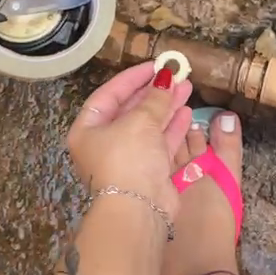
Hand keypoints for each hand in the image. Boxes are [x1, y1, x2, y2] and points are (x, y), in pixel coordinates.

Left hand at [68, 62, 194, 217]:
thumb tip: (167, 77)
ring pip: (148, 126)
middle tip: (176, 75)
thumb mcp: (140, 121)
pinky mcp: (147, 171)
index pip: (109, 94)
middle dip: (154, 92)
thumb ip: (155, 97)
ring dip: (167, 107)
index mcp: (88, 130)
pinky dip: (172, 128)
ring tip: (187, 88)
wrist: (138, 209)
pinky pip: (160, 143)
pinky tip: (186, 112)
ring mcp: (127, 159)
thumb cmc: (128, 159)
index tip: (155, 66)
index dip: (132, 78)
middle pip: (130, 110)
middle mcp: (104, 143)